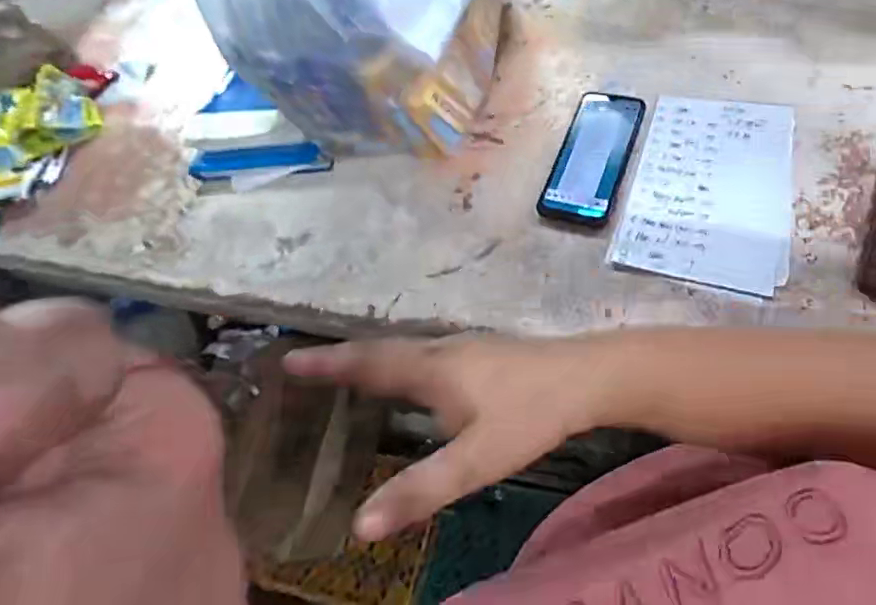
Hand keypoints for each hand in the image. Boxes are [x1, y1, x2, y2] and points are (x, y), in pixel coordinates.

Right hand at [285, 336, 601, 541]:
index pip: (370, 363)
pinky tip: (412, 380)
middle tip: (306, 367)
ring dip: (375, 357)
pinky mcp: (488, 354)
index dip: (329, 364)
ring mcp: (470, 347)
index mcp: (434, 369)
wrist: (587, 377)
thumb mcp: (477, 460)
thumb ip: (421, 491)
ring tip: (347, 373)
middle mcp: (446, 349)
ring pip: (411, 348)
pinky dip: (403, 362)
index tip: (288, 359)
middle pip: (387, 350)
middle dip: (345, 358)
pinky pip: (429, 353)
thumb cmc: (531, 414)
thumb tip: (356, 528)